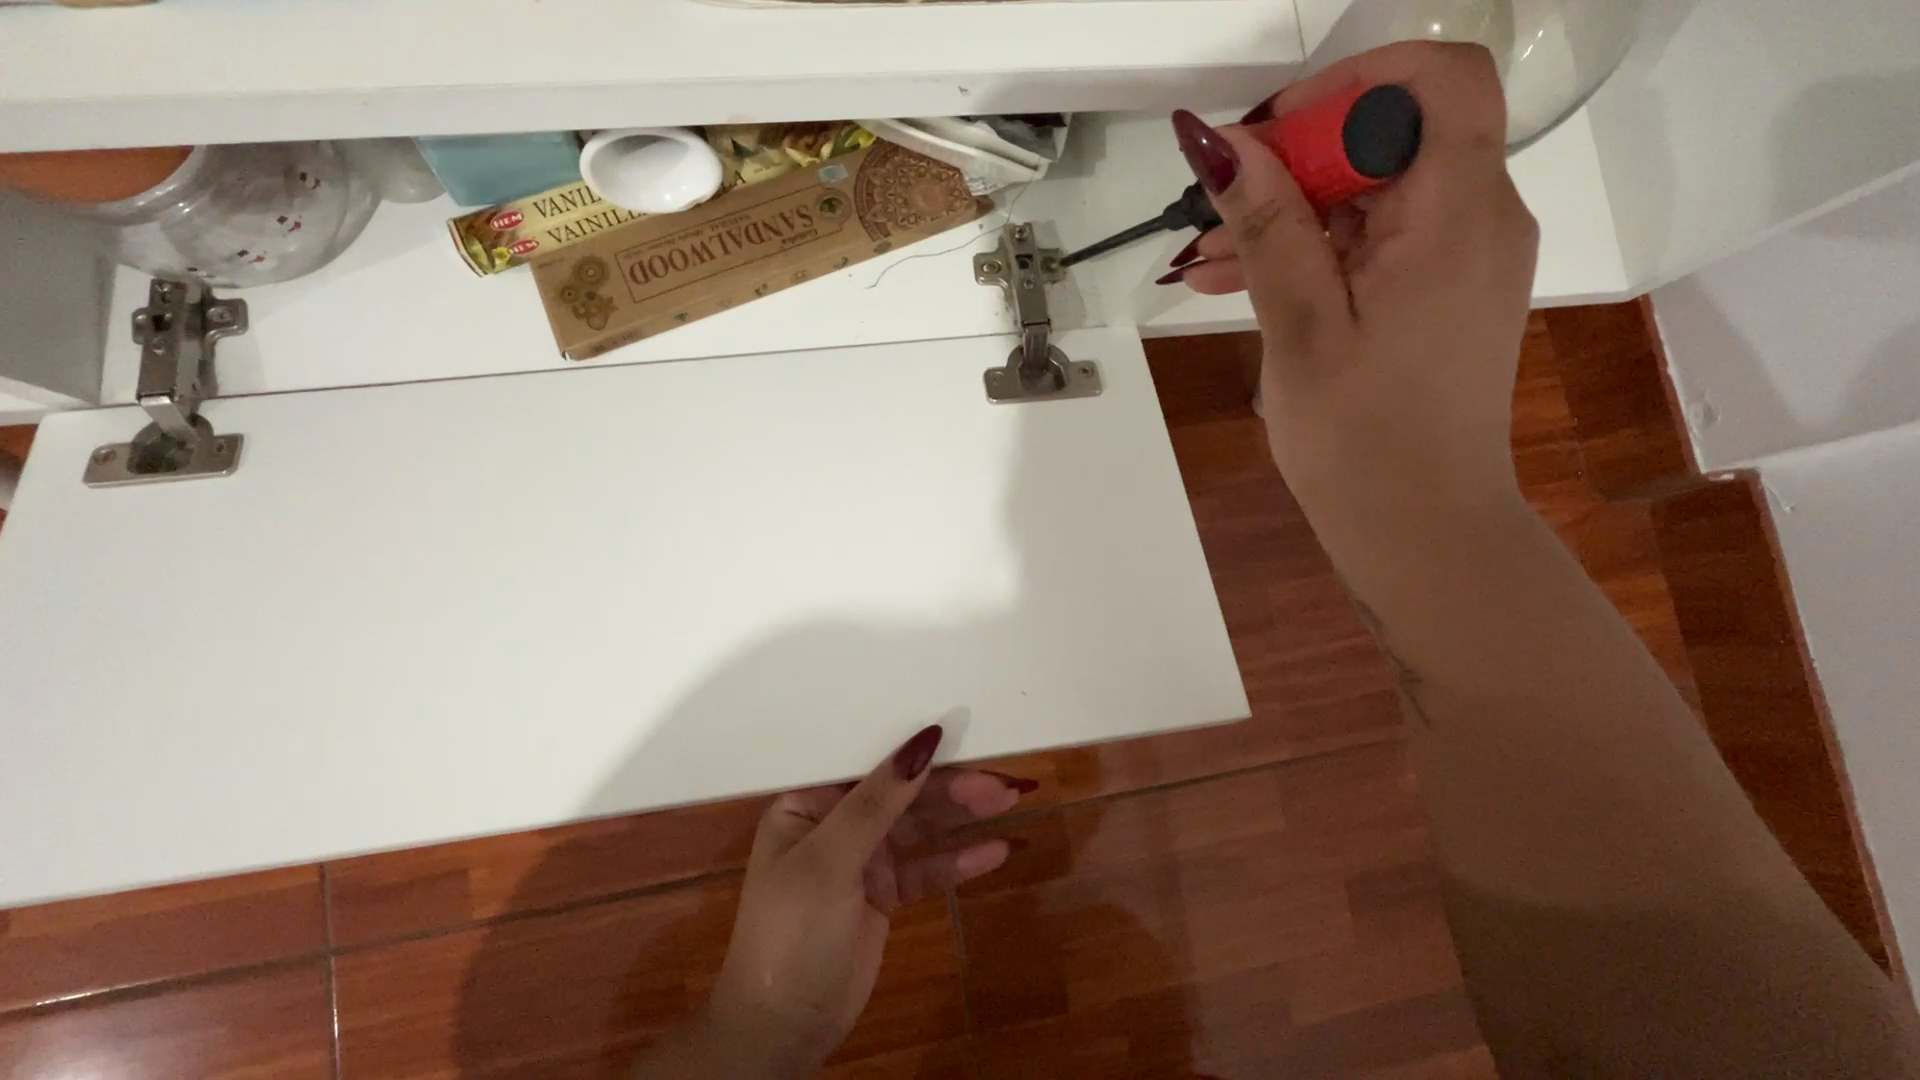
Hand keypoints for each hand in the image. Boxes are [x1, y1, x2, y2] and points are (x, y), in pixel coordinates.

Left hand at [699, 725, 1028, 1074]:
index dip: (912, 751)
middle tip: (1002, 782)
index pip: (866, 764)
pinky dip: (959, 861)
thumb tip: (922, 744)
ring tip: (1010, 800)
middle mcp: (835, 824)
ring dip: (963, 816)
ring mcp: (863, 859)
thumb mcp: (830, 859)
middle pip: (902, 795)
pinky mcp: (885, 893)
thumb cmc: (792, 930)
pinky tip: (997, 850)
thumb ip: (878, 801)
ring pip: (920, 827)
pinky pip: (927, 868)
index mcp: (807, 804)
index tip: (961, 733)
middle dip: (951, 787)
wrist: (784, 1026)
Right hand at [1168, 42, 1538, 519]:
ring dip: (1289, 213)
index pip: (1436, 81)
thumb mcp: (1301, 326)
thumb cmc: (1362, 438)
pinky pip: (1373, 244)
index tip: (1271, 133)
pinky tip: (1236, 280)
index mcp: (1458, 217)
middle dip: (1296, 161)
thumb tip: (1219, 142)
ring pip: (1372, 195)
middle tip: (1219, 207)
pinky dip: (1310, 251)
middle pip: (1391, 137)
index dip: (1350, 84)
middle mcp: (1477, 221)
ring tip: (1205, 257)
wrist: (1418, 526)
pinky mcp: (1436, 295)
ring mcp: (1458, 260)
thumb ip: (1267, 226)